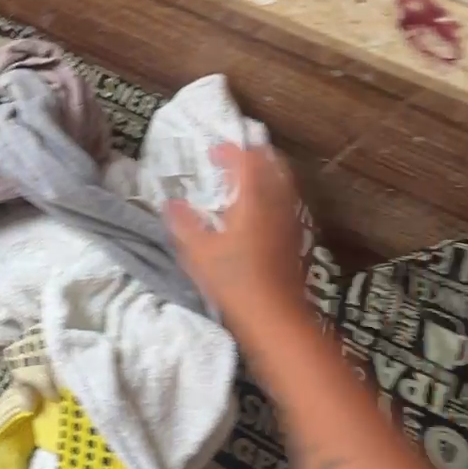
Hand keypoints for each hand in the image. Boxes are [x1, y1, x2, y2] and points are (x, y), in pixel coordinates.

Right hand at [164, 143, 308, 324]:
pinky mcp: (296, 237)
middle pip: (273, 165)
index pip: (245, 161)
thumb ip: (184, 223)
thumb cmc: (233, 281)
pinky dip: (274, 193)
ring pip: (284, 183)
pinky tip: (259, 208)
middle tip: (235, 156)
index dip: (229, 151)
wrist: (276, 318)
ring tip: (247, 177)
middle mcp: (276, 203)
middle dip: (255, 155)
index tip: (212, 152)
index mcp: (252, 200)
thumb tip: (171, 203)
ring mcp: (290, 220)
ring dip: (267, 173)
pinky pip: (287, 201)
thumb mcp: (197, 252)